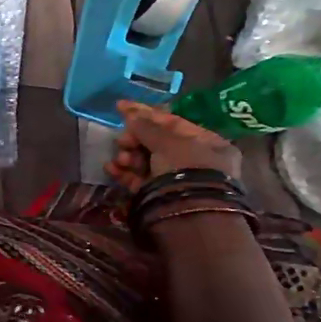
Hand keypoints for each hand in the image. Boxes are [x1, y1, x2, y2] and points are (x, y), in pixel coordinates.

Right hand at [106, 100, 241, 188]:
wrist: (187, 214)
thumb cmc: (186, 169)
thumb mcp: (168, 142)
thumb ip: (147, 127)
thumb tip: (130, 114)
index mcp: (208, 144)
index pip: (173, 123)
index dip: (146, 114)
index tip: (121, 107)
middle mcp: (196, 161)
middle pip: (157, 143)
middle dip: (135, 139)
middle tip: (122, 140)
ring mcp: (177, 181)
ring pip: (146, 162)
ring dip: (129, 157)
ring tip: (120, 159)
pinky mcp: (159, 197)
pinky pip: (140, 180)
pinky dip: (125, 174)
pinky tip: (111, 169)